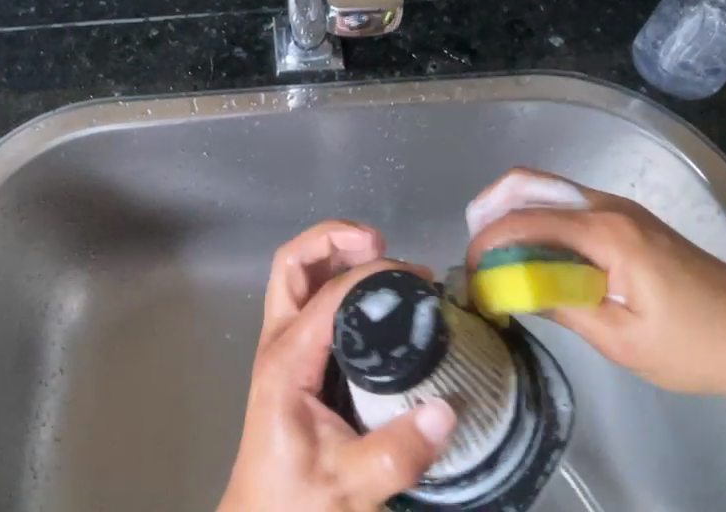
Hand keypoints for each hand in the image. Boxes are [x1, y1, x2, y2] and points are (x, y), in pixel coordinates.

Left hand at [217, 221, 457, 511]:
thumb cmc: (295, 501)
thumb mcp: (350, 487)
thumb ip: (397, 454)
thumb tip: (446, 411)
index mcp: (287, 360)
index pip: (326, 294)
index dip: (368, 274)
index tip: (414, 277)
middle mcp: (279, 341)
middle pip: (293, 264)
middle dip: (333, 239)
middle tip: (381, 243)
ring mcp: (282, 346)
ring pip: (297, 275)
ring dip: (334, 253)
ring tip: (384, 258)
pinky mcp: (293, 357)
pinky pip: (309, 299)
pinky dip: (337, 279)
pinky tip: (375, 295)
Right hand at [464, 168, 725, 398]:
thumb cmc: (697, 346)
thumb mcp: (622, 340)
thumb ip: (562, 306)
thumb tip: (508, 288)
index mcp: (607, 232)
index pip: (527, 219)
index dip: (488, 240)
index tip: (469, 271)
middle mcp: (608, 206)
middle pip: (530, 183)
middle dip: (489, 208)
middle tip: (471, 250)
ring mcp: (620, 209)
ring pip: (547, 190)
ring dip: (511, 212)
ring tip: (492, 255)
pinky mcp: (628, 222)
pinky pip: (567, 206)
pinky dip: (537, 219)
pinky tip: (532, 254)